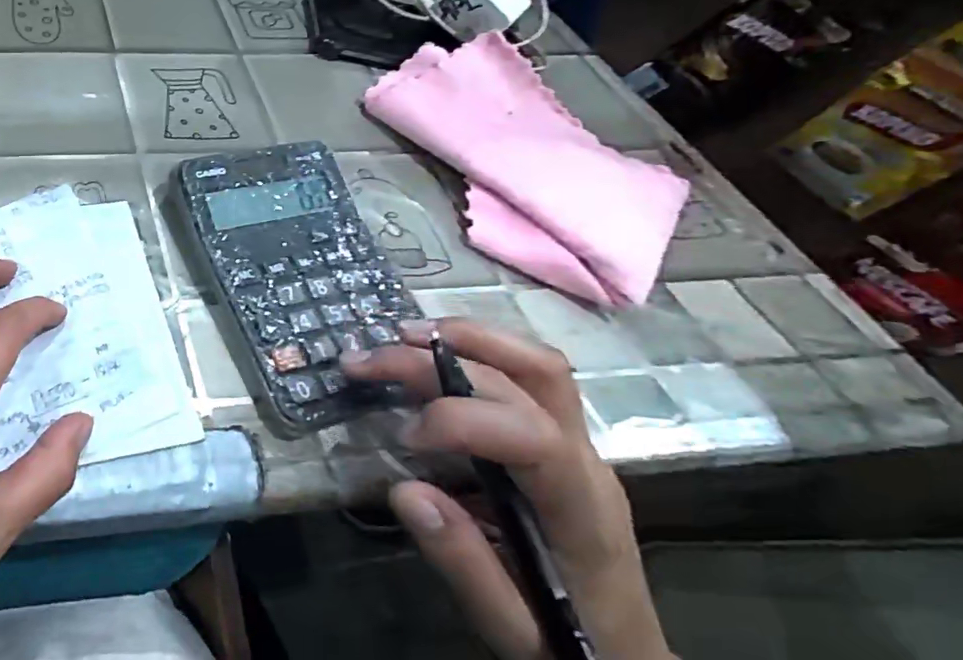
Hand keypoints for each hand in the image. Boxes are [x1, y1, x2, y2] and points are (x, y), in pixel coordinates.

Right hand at [341, 319, 671, 659]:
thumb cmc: (572, 647)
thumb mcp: (513, 626)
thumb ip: (463, 562)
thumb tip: (403, 489)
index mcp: (581, 508)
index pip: (532, 434)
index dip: (462, 419)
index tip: (404, 437)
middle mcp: (588, 459)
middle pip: (528, 378)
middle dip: (441, 358)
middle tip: (374, 357)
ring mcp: (581, 443)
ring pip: (538, 362)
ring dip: (468, 336)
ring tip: (404, 334)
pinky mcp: (563, 438)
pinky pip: (528, 374)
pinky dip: (477, 349)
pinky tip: (435, 352)